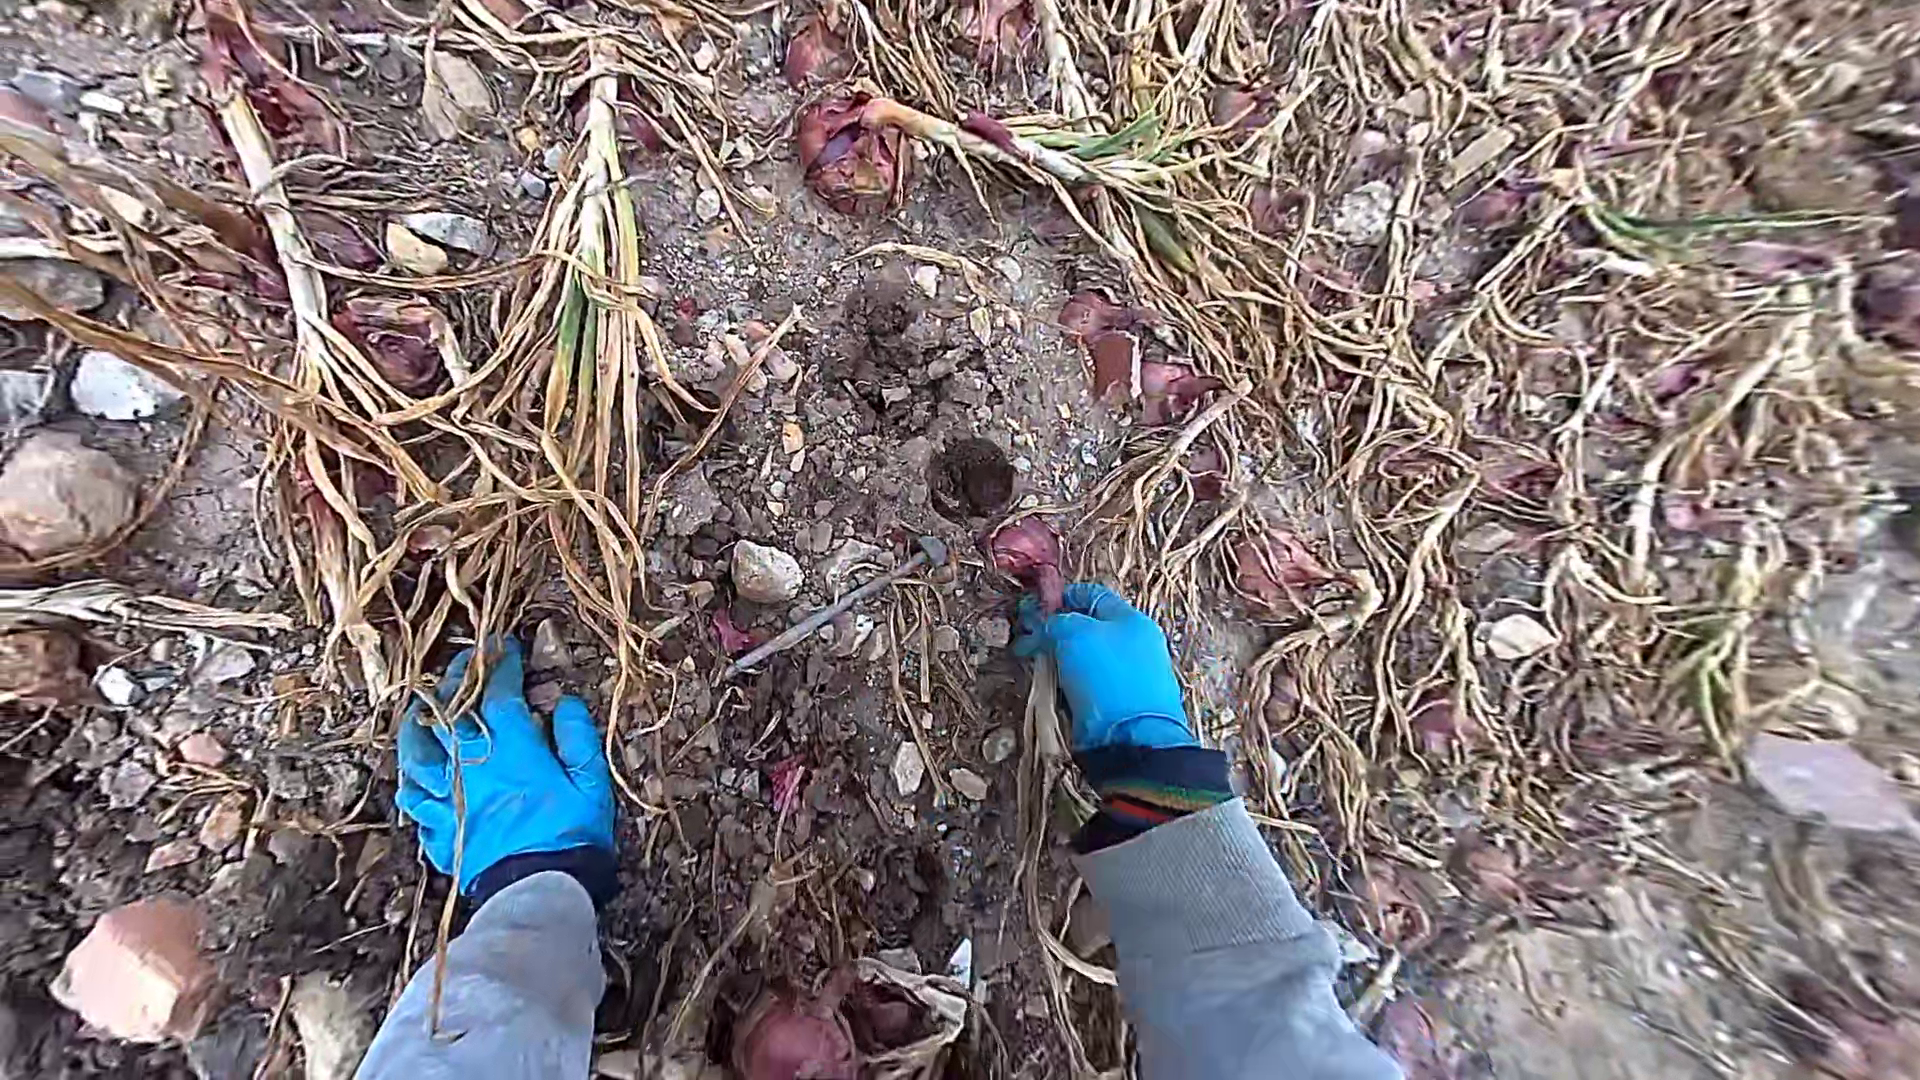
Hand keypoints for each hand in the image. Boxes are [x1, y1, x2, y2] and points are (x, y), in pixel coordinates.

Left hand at [397, 638, 614, 893]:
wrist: (540, 886)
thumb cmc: (573, 828)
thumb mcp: (592, 777)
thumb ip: (576, 735)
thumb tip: (562, 702)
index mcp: (511, 752)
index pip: (497, 697)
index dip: (499, 667)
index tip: (503, 645)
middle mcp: (470, 769)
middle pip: (451, 716)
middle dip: (457, 682)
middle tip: (465, 660)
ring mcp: (448, 799)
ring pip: (417, 753)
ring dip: (419, 723)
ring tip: (422, 705)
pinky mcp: (438, 827)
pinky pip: (413, 796)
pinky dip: (411, 774)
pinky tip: (414, 767)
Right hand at [1014, 583, 1195, 751]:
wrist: (1131, 741)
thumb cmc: (1107, 679)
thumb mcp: (1075, 634)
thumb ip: (1058, 621)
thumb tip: (1046, 624)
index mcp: (1131, 621)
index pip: (1092, 596)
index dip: (1062, 597)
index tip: (1037, 606)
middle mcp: (1132, 646)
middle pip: (1085, 628)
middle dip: (1054, 631)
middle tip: (1029, 638)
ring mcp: (1126, 676)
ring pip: (1082, 657)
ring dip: (1057, 659)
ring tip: (1036, 664)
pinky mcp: (1116, 703)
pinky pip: (1084, 684)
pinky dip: (1066, 683)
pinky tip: (1051, 687)